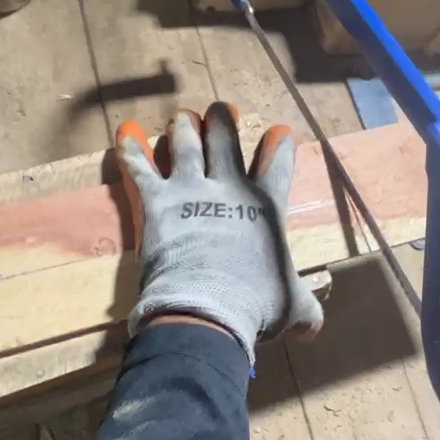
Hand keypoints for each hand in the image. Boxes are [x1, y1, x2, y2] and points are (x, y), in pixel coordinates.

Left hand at [117, 102, 323, 361]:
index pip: (278, 166)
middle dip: (223, 120)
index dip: (279, 147)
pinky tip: (125, 133)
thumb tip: (314, 330)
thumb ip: (305, 310)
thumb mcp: (291, 308)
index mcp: (267, 206)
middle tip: (220, 110)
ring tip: (182, 116)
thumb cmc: (254, 306)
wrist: (206, 309)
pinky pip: (141, 169)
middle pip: (226, 138)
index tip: (279, 132)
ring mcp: (191, 188)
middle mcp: (230, 187)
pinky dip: (132, 151)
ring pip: (186, 143)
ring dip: (183, 127)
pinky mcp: (157, 200)